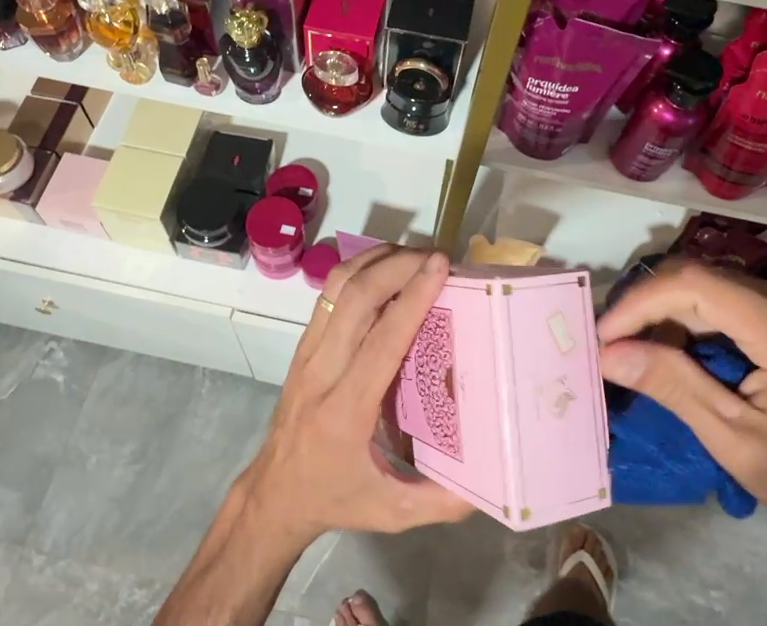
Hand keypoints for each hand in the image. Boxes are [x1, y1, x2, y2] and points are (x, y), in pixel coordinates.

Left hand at [238, 246, 474, 545]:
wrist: (274, 493)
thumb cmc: (336, 498)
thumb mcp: (391, 511)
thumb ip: (441, 501)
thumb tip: (493, 483)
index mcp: (347, 410)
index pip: (382, 340)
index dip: (412, 298)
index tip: (440, 267)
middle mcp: (322, 371)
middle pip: (355, 298)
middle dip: (397, 266)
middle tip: (436, 256)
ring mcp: (307, 353)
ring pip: (336, 288)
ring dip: (375, 261)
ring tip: (414, 255)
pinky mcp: (303, 346)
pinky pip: (327, 295)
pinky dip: (357, 270)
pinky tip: (386, 268)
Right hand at [596, 262, 766, 551]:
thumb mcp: (733, 439)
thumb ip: (672, 385)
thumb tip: (607, 353)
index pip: (694, 285)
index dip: (640, 303)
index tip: (603, 339)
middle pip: (700, 279)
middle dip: (648, 307)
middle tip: (611, 347)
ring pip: (711, 287)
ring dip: (667, 314)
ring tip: (635, 352)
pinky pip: (729, 303)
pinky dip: (692, 321)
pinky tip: (672, 352)